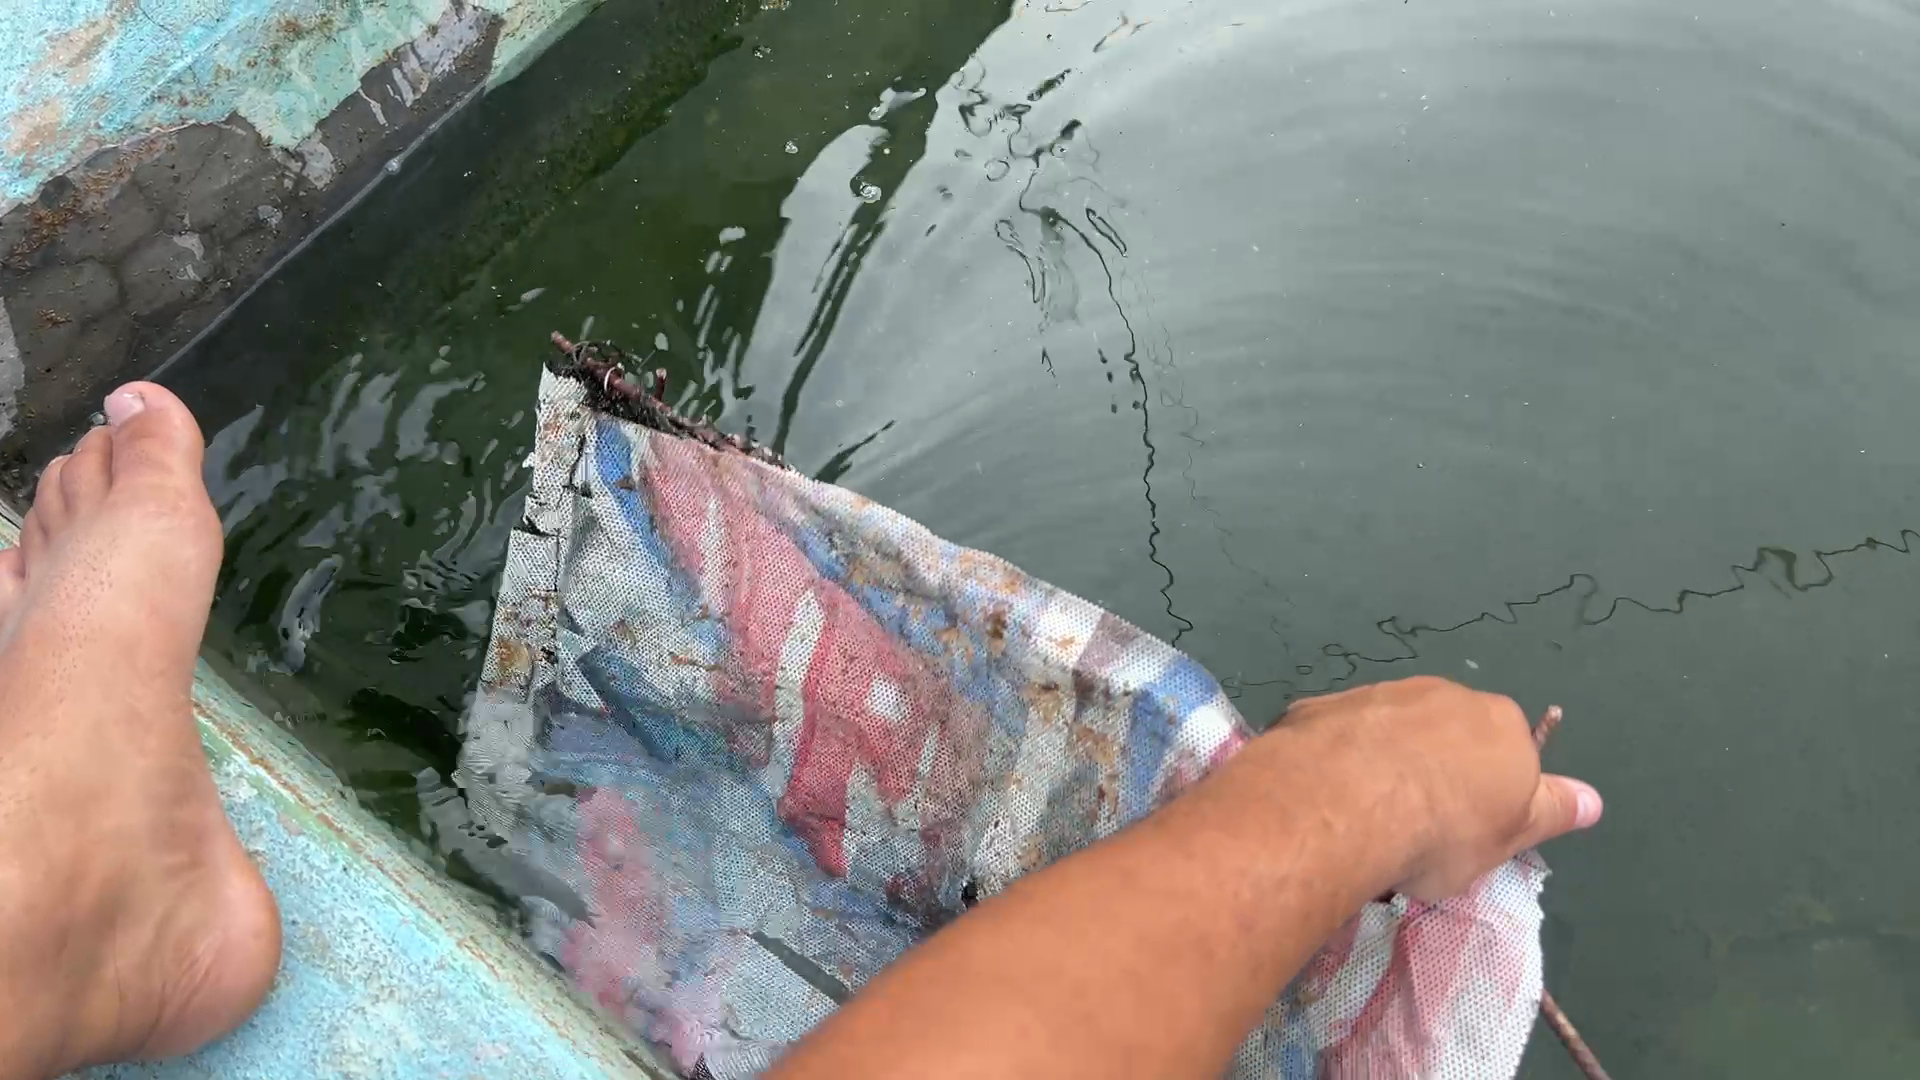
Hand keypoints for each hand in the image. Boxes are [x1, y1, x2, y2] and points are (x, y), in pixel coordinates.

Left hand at [1274, 677, 1602, 900]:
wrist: (1342, 800)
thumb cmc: (1441, 829)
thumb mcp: (1509, 836)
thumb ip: (1549, 811)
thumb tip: (1591, 797)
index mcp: (1496, 722)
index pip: (1504, 750)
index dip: (1486, 789)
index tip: (1465, 822)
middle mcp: (1437, 693)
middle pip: (1442, 730)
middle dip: (1432, 765)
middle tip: (1414, 815)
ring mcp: (1374, 693)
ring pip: (1386, 726)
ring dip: (1380, 756)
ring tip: (1364, 805)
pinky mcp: (1319, 704)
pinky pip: (1336, 730)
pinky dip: (1334, 753)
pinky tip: (1323, 785)